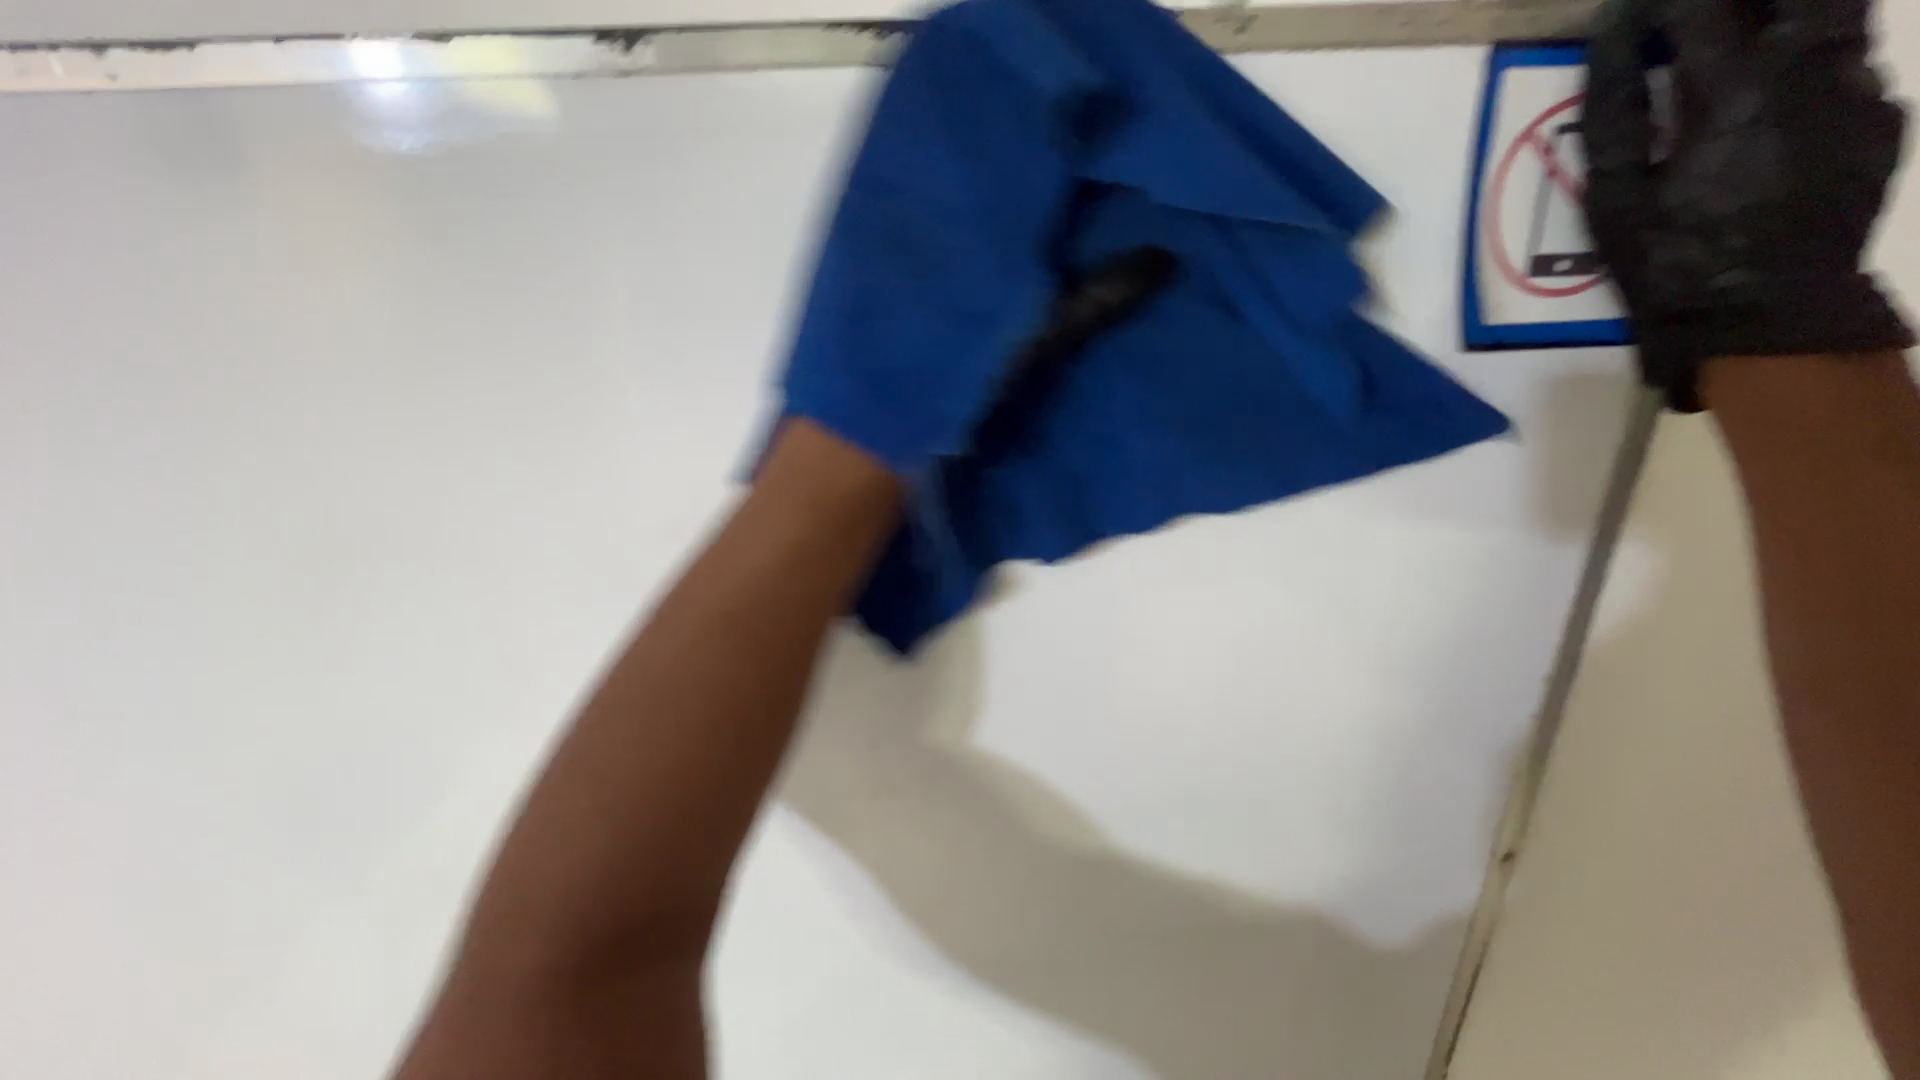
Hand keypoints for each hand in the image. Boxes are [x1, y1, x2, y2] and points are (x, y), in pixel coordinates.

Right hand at [1583, 0, 1914, 411]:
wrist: (1766, 316)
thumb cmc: (1671, 262)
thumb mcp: (1616, 198)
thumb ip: (1616, 112)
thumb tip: (1612, 39)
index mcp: (1733, 91)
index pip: (1699, 8)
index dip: (1659, 4)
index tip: (1631, 12)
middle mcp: (1808, 71)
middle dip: (1736, 0)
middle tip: (1698, 16)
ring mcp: (1858, 90)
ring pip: (1841, 10)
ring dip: (1790, 14)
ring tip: (1749, 37)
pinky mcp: (1881, 117)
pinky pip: (1856, 61)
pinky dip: (1818, 56)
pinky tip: (1786, 88)